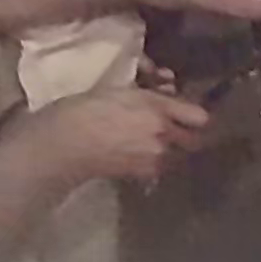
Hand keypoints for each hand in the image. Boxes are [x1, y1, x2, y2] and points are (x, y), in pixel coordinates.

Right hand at [0, 88, 209, 185]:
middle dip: (188, 133)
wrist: (61, 146)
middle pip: (196, 139)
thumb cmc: (79, 110)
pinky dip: (161, 157)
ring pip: (182, 152)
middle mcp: (164, 134)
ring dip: (175, 146)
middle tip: (174, 128)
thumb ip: (148, 93)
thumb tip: (170, 89)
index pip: (199, 116)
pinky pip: (167, 164)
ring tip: (153, 139)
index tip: (187, 112)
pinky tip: (141, 151)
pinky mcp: (152, 172)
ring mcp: (160, 156)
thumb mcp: (115, 91)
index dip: (194, 114)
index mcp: (154, 109)